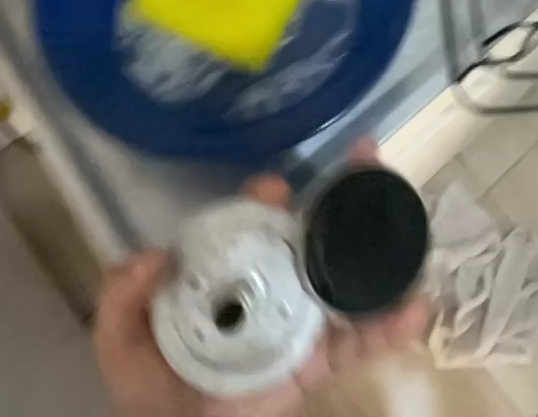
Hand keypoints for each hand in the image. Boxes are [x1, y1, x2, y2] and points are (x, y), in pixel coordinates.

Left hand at [93, 142, 431, 416]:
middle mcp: (276, 280)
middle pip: (314, 228)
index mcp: (235, 266)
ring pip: (348, 272)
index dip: (266, 198)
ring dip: (381, 243)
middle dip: (344, 188)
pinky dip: (389, 327)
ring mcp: (304, 317)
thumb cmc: (156, 382)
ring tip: (406, 222)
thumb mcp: (125, 340)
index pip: (254, 221)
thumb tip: (154, 257)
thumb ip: (124, 298)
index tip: (274, 190)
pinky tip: (413, 309)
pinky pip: (360, 341)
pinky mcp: (323, 358)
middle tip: (366, 155)